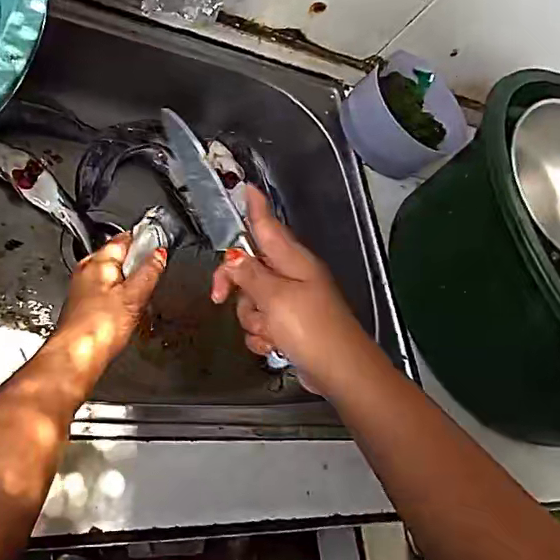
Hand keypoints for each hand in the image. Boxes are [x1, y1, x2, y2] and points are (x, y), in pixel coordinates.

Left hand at [47, 233, 166, 373]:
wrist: (75, 358)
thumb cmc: (96, 328)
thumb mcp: (133, 296)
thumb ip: (148, 272)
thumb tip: (159, 254)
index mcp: (97, 262)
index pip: (123, 239)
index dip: (142, 240)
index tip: (157, 243)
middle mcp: (86, 272)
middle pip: (115, 258)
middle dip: (134, 263)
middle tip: (154, 268)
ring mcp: (82, 290)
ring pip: (110, 277)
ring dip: (126, 282)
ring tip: (143, 292)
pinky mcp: (83, 309)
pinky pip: (105, 295)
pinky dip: (118, 298)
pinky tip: (126, 310)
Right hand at [210, 186, 372, 389]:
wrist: (340, 372)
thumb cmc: (312, 329)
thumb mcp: (274, 298)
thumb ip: (249, 275)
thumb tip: (233, 259)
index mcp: (293, 260)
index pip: (268, 226)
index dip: (255, 208)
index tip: (247, 187)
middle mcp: (292, 276)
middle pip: (249, 267)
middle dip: (235, 286)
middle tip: (219, 297)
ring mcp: (291, 302)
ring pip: (251, 300)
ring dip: (251, 318)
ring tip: (269, 330)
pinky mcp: (290, 325)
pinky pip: (261, 323)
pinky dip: (262, 335)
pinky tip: (273, 345)